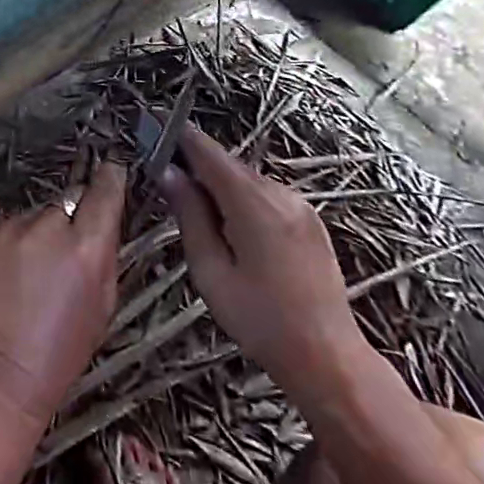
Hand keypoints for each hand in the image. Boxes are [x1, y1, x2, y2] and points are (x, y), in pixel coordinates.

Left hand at [0, 161, 126, 423]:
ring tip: (44, 265)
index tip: (113, 167)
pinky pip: (20, 221)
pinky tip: (24, 267)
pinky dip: (26, 236)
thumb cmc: (64, 344)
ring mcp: (16, 227)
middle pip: (73, 197)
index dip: (111, 176)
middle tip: (75, 244)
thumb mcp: (106, 299)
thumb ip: (107, 249)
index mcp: (86, 247)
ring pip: (45, 209)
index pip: (104, 188)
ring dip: (49, 226)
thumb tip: (108, 213)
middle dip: (78, 213)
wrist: (7, 368)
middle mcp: (50, 228)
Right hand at [159, 123, 358, 386]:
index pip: (208, 152)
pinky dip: (242, 200)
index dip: (179, 136)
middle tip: (168, 185)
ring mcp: (299, 204)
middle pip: (227, 165)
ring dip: (219, 187)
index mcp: (254, 204)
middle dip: (196, 168)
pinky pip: (266, 195)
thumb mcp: (211, 272)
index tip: (155, 126)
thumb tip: (168, 173)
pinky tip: (233, 231)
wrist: (328, 357)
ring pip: (246, 180)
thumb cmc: (261, 321)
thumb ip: (189, 216)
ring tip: (201, 220)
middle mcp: (280, 193)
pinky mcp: (309, 218)